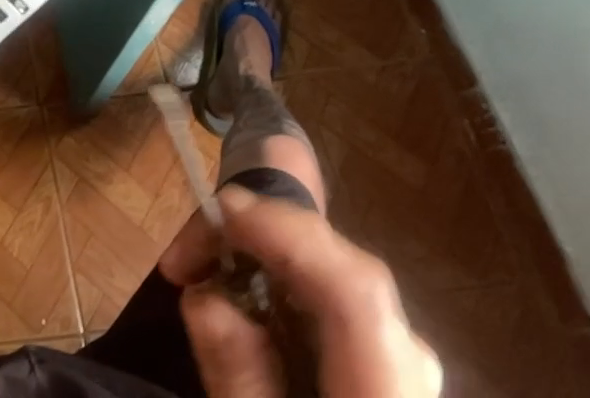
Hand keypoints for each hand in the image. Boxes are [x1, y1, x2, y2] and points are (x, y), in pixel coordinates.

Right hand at [160, 187, 441, 396]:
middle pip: (339, 267)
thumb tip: (204, 294)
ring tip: (197, 270)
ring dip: (260, 254)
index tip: (217, 210)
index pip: (353, 290)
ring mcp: (402, 353)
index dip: (288, 233)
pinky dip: (277, 277)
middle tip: (180, 259)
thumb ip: (239, 378)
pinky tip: (237, 294)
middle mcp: (409, 360)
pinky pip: (328, 291)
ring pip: (331, 270)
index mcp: (386, 390)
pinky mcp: (384, 352)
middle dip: (256, 238)